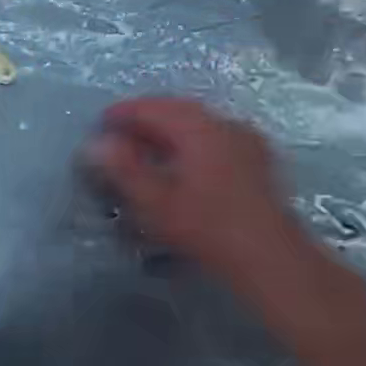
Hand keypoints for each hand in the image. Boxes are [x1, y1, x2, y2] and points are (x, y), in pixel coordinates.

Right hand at [87, 97, 319, 288]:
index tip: (98, 126)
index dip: (121, 113)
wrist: (271, 259)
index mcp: (199, 128)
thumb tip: (94, 144)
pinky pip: (213, 135)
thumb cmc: (206, 227)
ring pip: (196, 121)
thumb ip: (121, 167)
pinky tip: (178, 159)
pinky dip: (188, 139)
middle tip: (117, 134)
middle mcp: (225, 125)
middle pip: (176, 109)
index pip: (151, 107)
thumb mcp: (152, 200)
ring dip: (166, 128)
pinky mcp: (257, 159)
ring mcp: (246, 140)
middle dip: (144, 117)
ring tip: (143, 147)